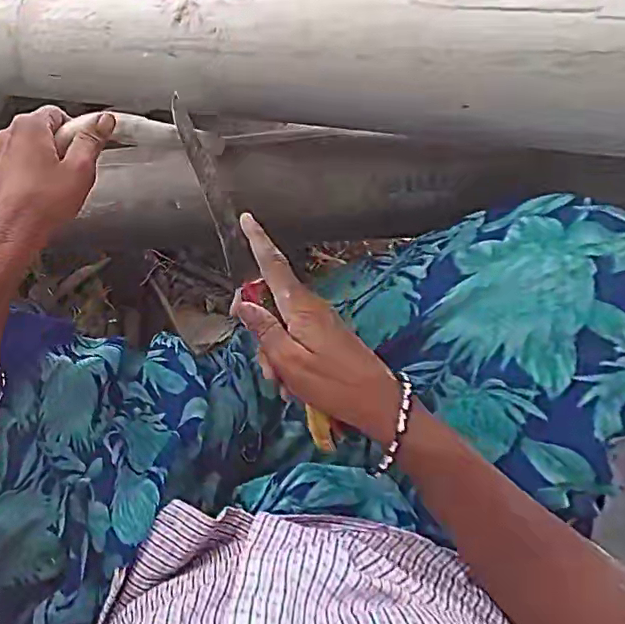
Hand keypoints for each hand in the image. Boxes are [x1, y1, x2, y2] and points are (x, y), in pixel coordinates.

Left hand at [0, 106, 114, 264]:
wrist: (6, 239)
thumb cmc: (37, 208)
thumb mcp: (79, 171)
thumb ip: (91, 140)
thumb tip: (101, 123)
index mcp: (28, 127)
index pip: (58, 113)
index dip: (77, 130)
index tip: (87, 146)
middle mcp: (7, 137)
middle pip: (42, 131)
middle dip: (60, 148)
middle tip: (73, 171)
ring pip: (28, 151)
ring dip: (43, 164)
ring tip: (55, 188)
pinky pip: (15, 168)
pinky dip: (28, 178)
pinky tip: (39, 197)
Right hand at [230, 213, 405, 444]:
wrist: (380, 405)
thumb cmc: (333, 384)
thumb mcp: (289, 361)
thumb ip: (264, 330)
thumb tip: (245, 304)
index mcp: (300, 307)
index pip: (273, 265)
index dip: (258, 241)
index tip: (247, 218)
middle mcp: (309, 308)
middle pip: (268, 303)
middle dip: (258, 332)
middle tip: (266, 367)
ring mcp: (318, 322)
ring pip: (278, 326)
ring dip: (273, 353)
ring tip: (284, 383)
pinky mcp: (324, 336)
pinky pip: (292, 339)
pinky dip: (286, 360)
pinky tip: (293, 385)